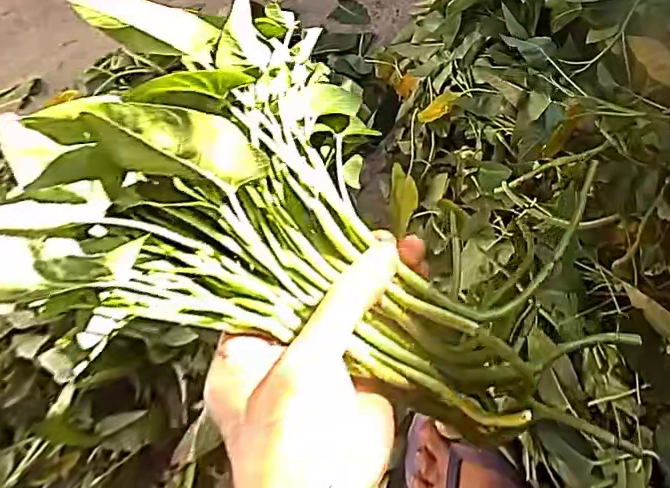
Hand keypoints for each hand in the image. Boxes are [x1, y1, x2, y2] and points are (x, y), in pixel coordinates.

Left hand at [206, 234, 427, 487]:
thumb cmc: (286, 444)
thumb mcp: (307, 361)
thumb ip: (345, 300)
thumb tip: (383, 250)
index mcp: (250, 347)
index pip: (277, 283)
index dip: (310, 252)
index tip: (340, 225)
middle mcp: (288, 349)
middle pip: (326, 290)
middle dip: (358, 261)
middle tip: (384, 238)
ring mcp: (329, 360)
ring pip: (360, 306)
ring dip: (387, 277)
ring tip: (411, 249)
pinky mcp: (366, 372)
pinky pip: (386, 329)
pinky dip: (404, 304)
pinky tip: (420, 276)